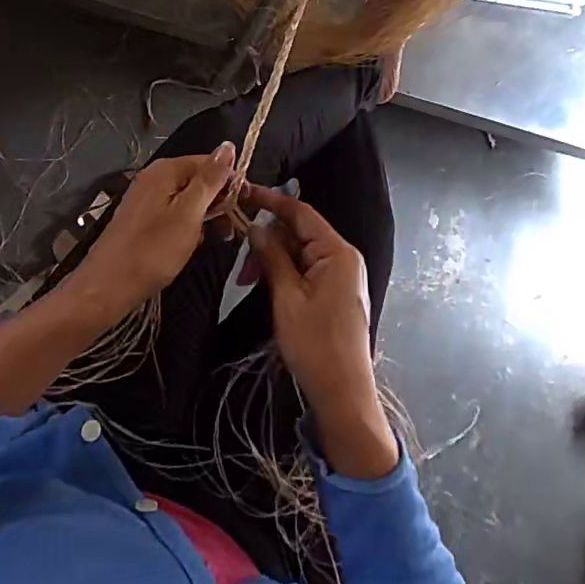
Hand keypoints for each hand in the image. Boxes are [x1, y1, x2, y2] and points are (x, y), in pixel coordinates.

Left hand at [81, 142, 235, 307]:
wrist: (108, 287)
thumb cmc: (153, 250)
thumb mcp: (189, 213)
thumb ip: (210, 179)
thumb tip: (228, 145)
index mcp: (166, 170)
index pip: (211, 161)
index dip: (232, 180)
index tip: (247, 204)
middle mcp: (154, 177)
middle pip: (199, 179)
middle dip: (220, 200)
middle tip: (232, 227)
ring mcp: (147, 198)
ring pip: (189, 198)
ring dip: (207, 215)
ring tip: (218, 237)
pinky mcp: (143, 218)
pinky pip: (175, 212)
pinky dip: (189, 225)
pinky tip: (193, 243)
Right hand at [244, 184, 399, 478]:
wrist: (342, 390)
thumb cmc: (314, 343)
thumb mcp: (286, 296)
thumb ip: (272, 256)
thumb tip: (256, 226)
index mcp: (337, 251)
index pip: (301, 211)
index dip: (270, 200)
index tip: (242, 192)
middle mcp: (343, 256)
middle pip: (299, 232)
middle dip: (267, 241)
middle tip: (241, 266)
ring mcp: (341, 274)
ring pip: (299, 252)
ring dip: (272, 261)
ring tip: (247, 282)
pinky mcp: (335, 291)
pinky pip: (305, 269)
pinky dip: (283, 274)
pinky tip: (263, 286)